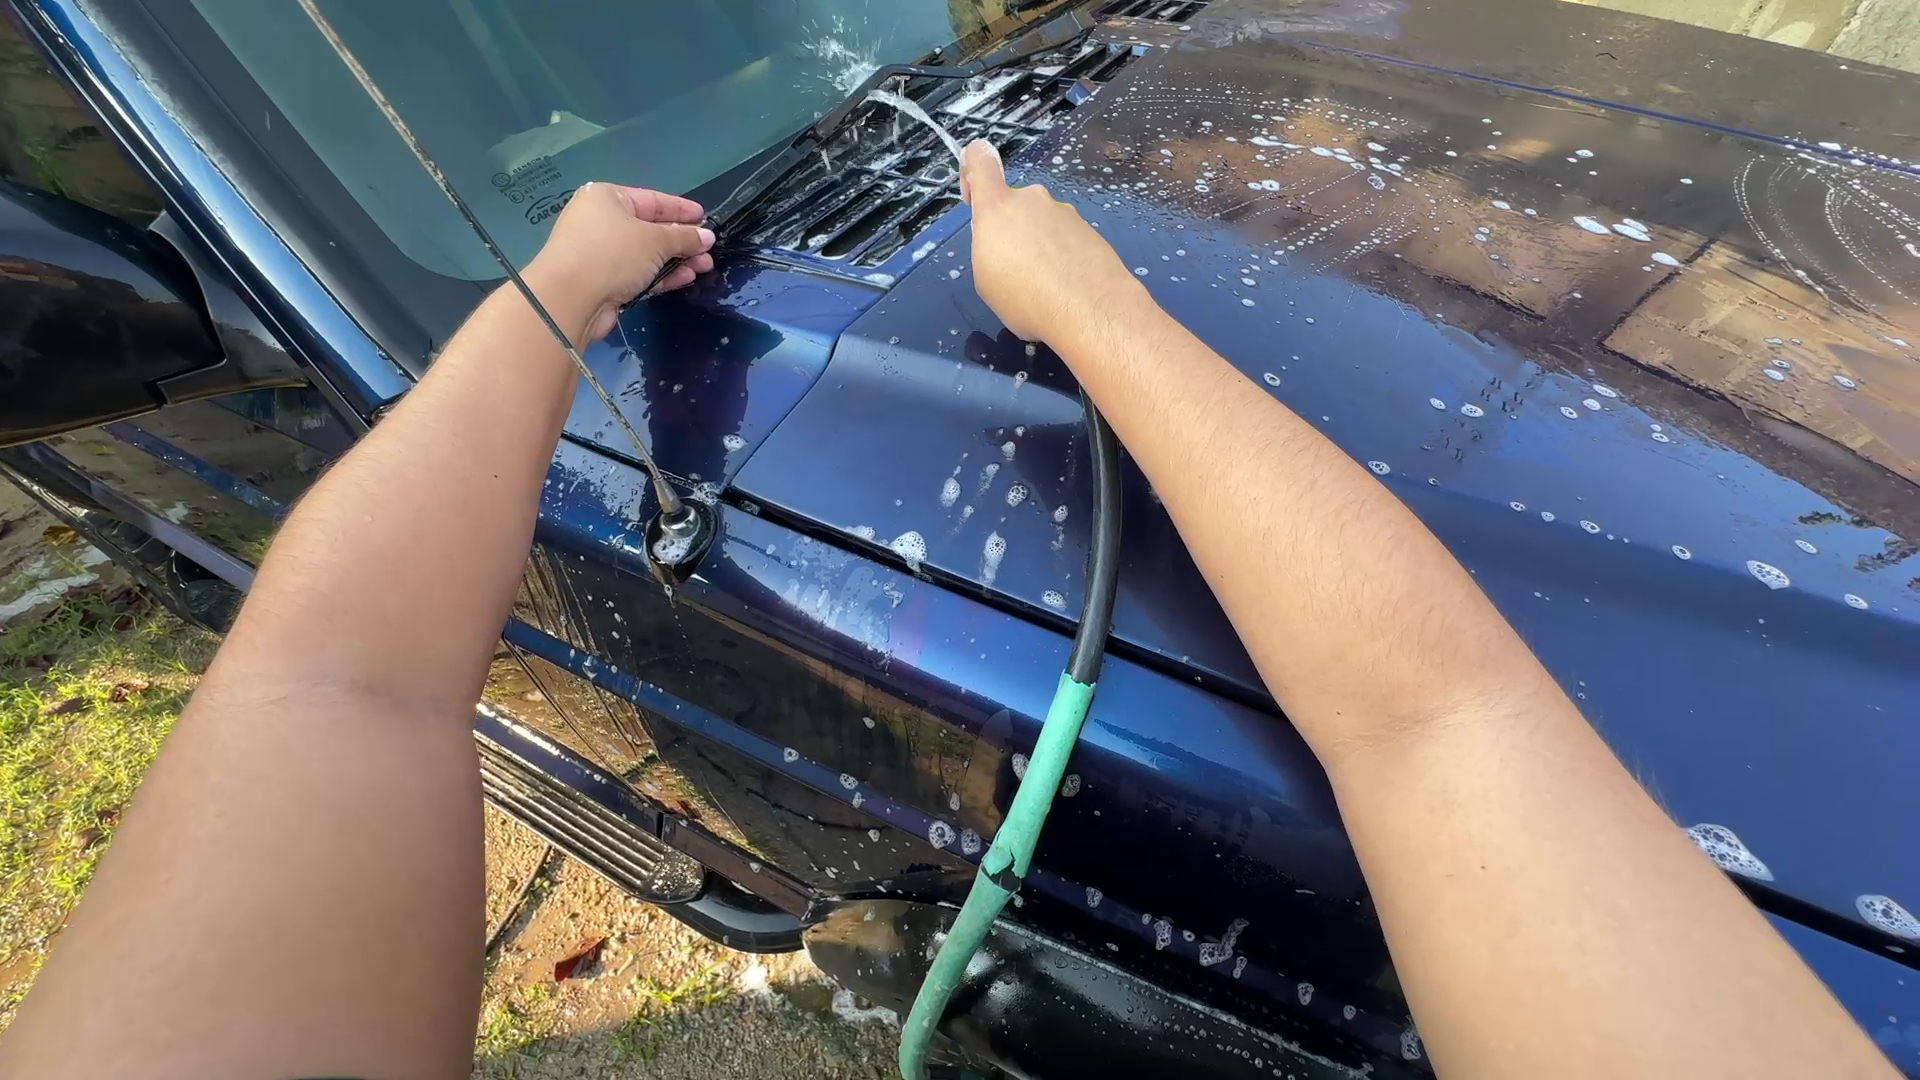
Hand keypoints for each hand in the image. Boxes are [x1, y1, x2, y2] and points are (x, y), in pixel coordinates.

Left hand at [524, 182, 715, 344]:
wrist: (572, 296)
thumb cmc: (613, 254)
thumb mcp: (655, 240)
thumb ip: (684, 238)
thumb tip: (707, 236)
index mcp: (608, 198)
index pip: (653, 200)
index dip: (681, 209)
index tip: (705, 218)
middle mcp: (603, 220)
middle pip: (652, 228)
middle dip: (683, 240)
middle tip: (709, 250)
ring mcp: (603, 251)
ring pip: (648, 253)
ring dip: (677, 260)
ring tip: (704, 267)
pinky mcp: (606, 279)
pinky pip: (641, 272)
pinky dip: (662, 275)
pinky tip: (685, 278)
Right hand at [959, 140, 1145, 344]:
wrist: (1089, 308)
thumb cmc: (1027, 297)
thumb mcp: (986, 280)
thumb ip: (987, 246)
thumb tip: (999, 241)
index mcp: (999, 208)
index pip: (980, 160)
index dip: (972, 171)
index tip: (974, 198)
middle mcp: (1033, 200)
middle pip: (1014, 206)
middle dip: (1011, 233)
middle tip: (1015, 272)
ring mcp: (1064, 212)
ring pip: (1042, 224)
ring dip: (1039, 248)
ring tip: (1043, 286)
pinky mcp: (1088, 229)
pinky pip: (1065, 239)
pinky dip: (1061, 257)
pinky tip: (1065, 287)